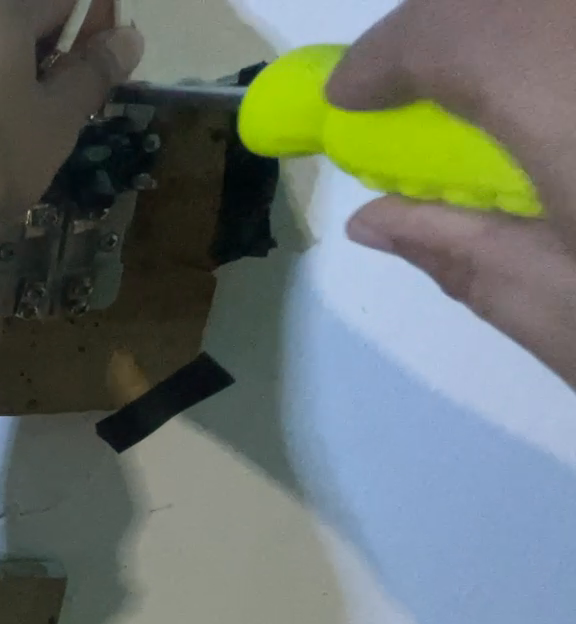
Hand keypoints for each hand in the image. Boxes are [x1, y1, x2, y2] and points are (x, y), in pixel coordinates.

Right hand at [328, 0, 575, 384]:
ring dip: (541, 30)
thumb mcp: (566, 309)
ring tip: (533, 88)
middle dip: (470, 21)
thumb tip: (378, 219)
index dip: (390, 51)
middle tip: (440, 78)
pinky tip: (571, 98)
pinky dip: (572, 49)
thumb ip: (462, 249)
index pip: (461, 25)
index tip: (354, 97)